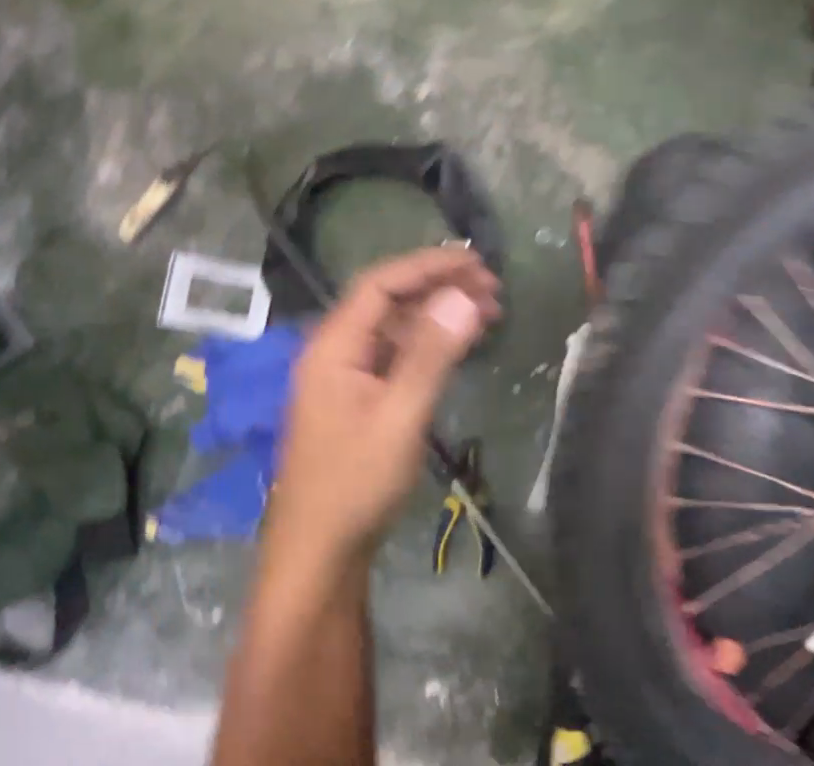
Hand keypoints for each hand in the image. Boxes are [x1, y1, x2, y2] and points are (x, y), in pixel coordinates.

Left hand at [268, 247, 500, 566]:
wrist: (320, 551)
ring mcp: (347, 378)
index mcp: (333, 349)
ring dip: (440, 312)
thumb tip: (464, 297)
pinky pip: (399, 353)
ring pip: (396, 327)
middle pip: (388, 301)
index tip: (478, 261)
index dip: (428, 265)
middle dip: (439, 285)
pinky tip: (462, 344)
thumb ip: (431, 355)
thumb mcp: (400, 416)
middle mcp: (335, 354)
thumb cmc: (356, 483)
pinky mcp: (362, 400)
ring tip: (489, 310)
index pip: (380, 285)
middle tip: (493, 287)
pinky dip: (432, 341)